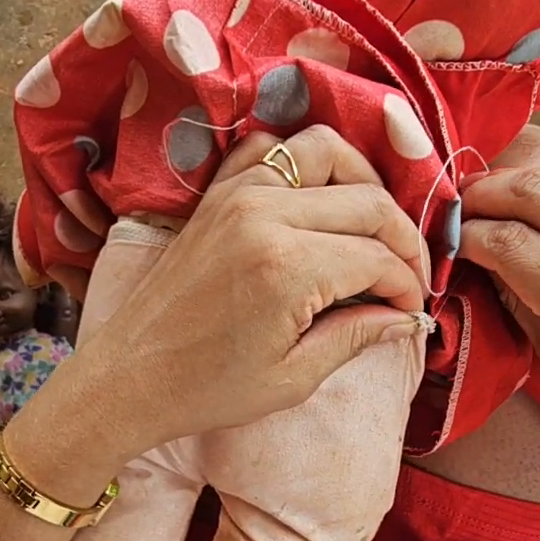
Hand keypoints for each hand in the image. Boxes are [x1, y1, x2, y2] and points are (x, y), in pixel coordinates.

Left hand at [52, 126, 428, 459]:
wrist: (129, 378)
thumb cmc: (206, 390)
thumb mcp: (291, 378)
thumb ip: (354, 336)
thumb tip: (403, 317)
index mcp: (288, 267)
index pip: (378, 257)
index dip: (407, 284)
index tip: (411, 308)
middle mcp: (266, 214)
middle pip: (367, 201)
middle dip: (402, 240)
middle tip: (405, 277)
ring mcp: (235, 195)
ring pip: (326, 154)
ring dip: (363, 184)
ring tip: (373, 228)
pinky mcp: (215, 196)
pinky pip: (270, 150)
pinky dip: (302, 162)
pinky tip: (315, 198)